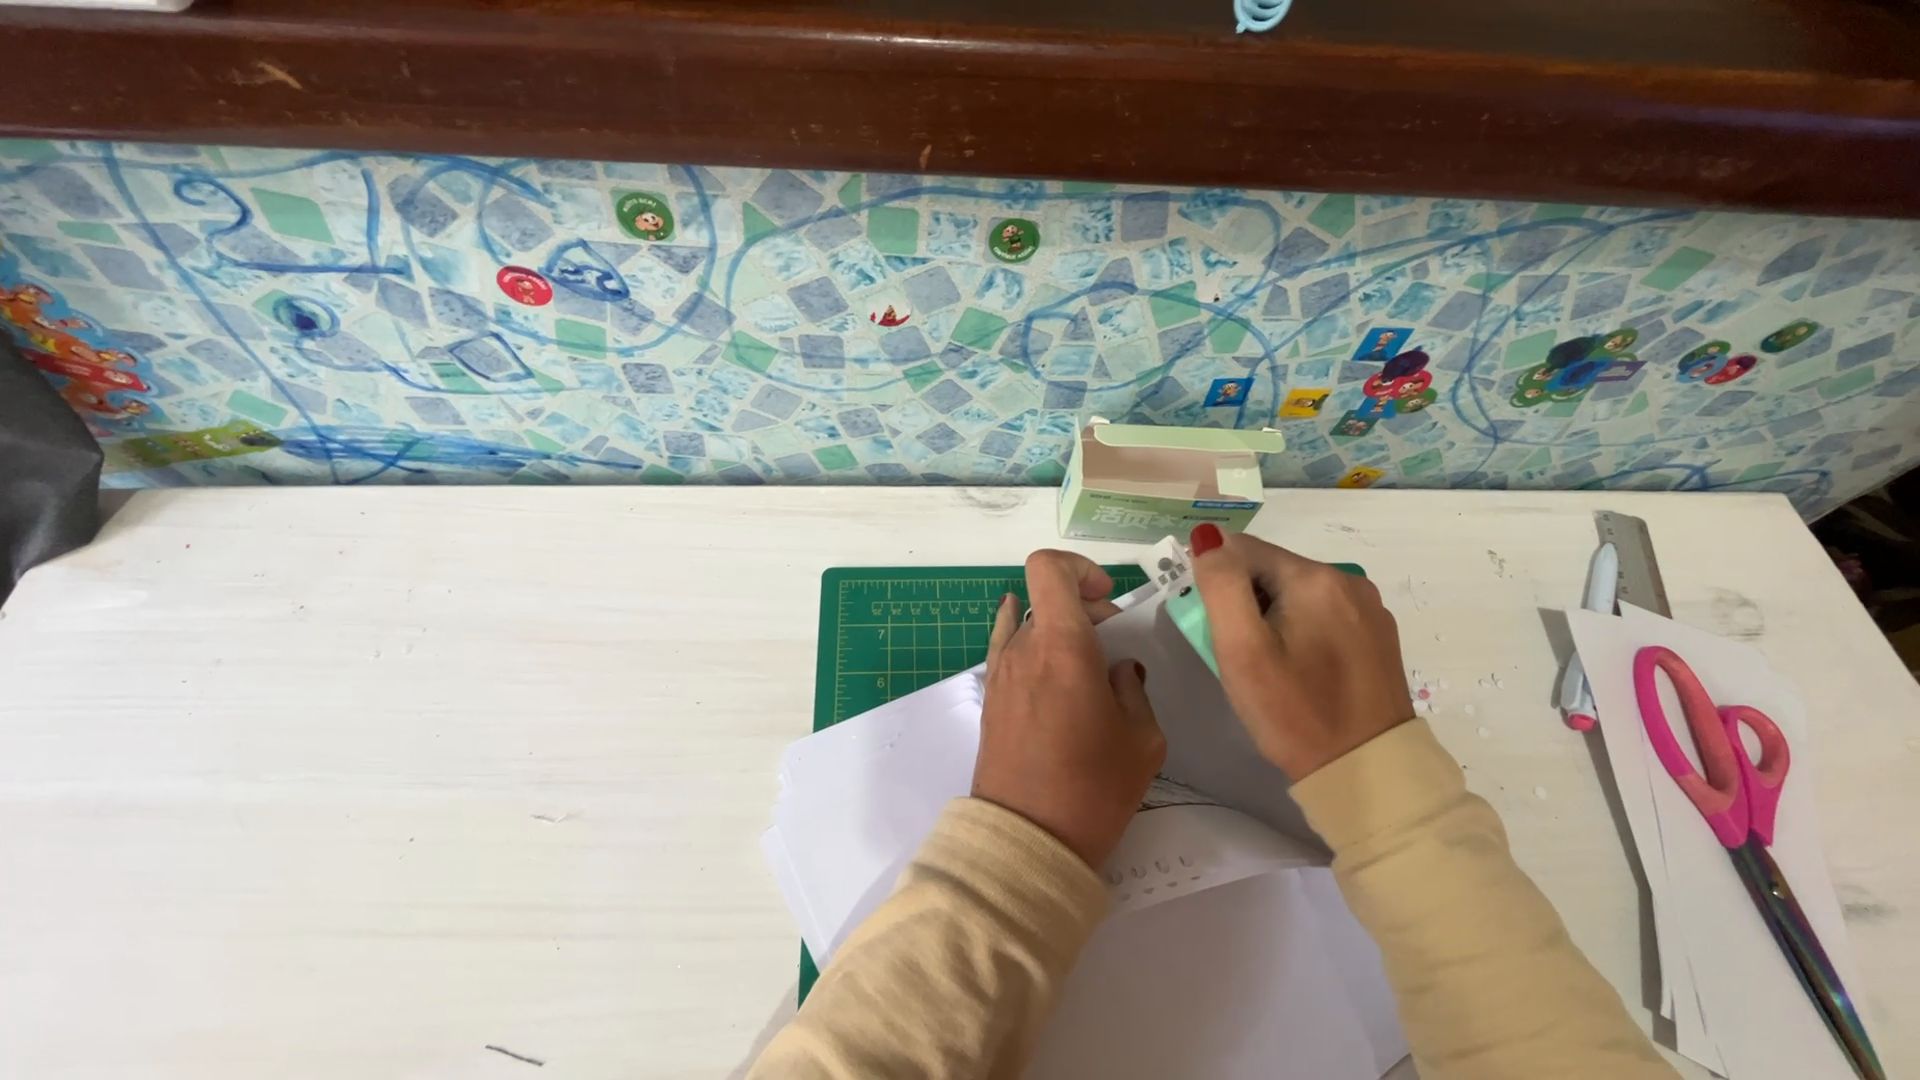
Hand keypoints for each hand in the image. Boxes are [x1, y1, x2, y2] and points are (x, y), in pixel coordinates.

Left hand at [974, 551, 1165, 868]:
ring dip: (1060, 631)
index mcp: (1061, 645)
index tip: (1107, 598)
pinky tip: (1043, 651)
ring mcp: (1000, 672)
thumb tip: (1118, 668)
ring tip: (1088, 670)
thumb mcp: (1142, 738)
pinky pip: (1009, 650)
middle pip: (1048, 600)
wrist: (1027, 840)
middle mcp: (1023, 648)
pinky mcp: (991, 698)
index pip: (1048, 568)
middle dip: (1086, 609)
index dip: (1079, 568)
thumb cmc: (1092, 788)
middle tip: (1115, 647)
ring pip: (1030, 625)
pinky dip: (1029, 642)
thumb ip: (1133, 687)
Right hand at [1189, 525, 1412, 778]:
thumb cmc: (1294, 712)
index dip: (1215, 583)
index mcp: (1314, 578)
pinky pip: (1322, 616)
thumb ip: (1220, 585)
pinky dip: (1299, 631)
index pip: (1241, 550)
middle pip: (1270, 571)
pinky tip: (1297, 669)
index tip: (1210, 627)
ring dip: (1269, 617)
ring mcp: (1368, 610)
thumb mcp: (1241, 650)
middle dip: (1243, 602)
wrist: (1367, 773)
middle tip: (1235, 655)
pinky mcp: (1377, 637)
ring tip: (1266, 666)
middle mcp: (1348, 581)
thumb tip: (1207, 535)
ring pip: (1296, 594)